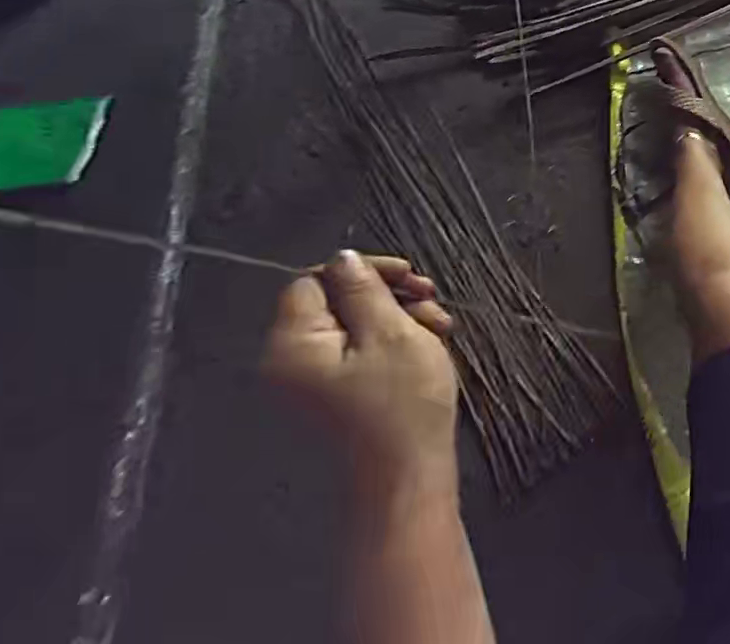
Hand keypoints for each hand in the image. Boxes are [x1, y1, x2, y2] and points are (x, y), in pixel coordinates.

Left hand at [264, 250, 458, 488]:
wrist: (406, 473)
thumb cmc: (401, 400)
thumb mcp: (392, 334)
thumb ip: (364, 291)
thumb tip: (344, 257)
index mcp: (293, 344)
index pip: (313, 281)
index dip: (362, 269)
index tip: (411, 275)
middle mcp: (291, 360)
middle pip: (335, 300)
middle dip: (389, 293)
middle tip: (432, 297)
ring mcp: (313, 379)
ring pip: (356, 323)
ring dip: (401, 314)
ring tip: (439, 326)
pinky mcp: (336, 392)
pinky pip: (360, 348)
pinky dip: (395, 339)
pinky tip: (429, 343)